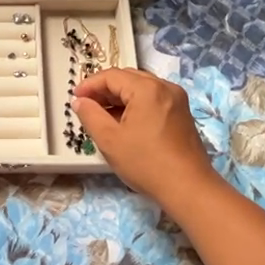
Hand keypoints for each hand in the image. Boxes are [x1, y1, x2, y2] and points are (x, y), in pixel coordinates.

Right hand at [73, 68, 220, 204]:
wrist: (188, 188)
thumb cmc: (146, 163)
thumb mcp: (110, 140)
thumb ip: (90, 115)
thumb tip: (80, 101)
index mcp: (147, 89)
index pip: (112, 76)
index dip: (90, 85)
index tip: (75, 98)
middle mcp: (165, 87)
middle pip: (128, 78)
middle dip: (105, 90)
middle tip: (87, 106)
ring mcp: (176, 100)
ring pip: (141, 88)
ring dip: (120, 97)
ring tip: (103, 116)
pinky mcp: (182, 113)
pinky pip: (153, 99)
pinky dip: (135, 105)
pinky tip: (125, 123)